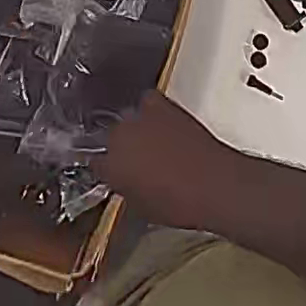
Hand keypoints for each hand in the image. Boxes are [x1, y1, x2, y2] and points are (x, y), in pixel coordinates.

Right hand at [98, 90, 246, 230]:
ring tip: (148, 136)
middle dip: (118, 146)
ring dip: (133, 126)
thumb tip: (127, 178)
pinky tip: (158, 117)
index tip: (113, 170)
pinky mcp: (160, 104)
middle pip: (109, 136)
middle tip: (134, 157)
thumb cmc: (178, 203)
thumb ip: (126, 187)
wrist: (210, 182)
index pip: (95, 162)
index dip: (105, 167)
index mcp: (110, 168)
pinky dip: (150, 107)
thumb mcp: (142, 206)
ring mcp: (138, 117)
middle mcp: (118, 138)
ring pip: (126, 116)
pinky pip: (147, 100)